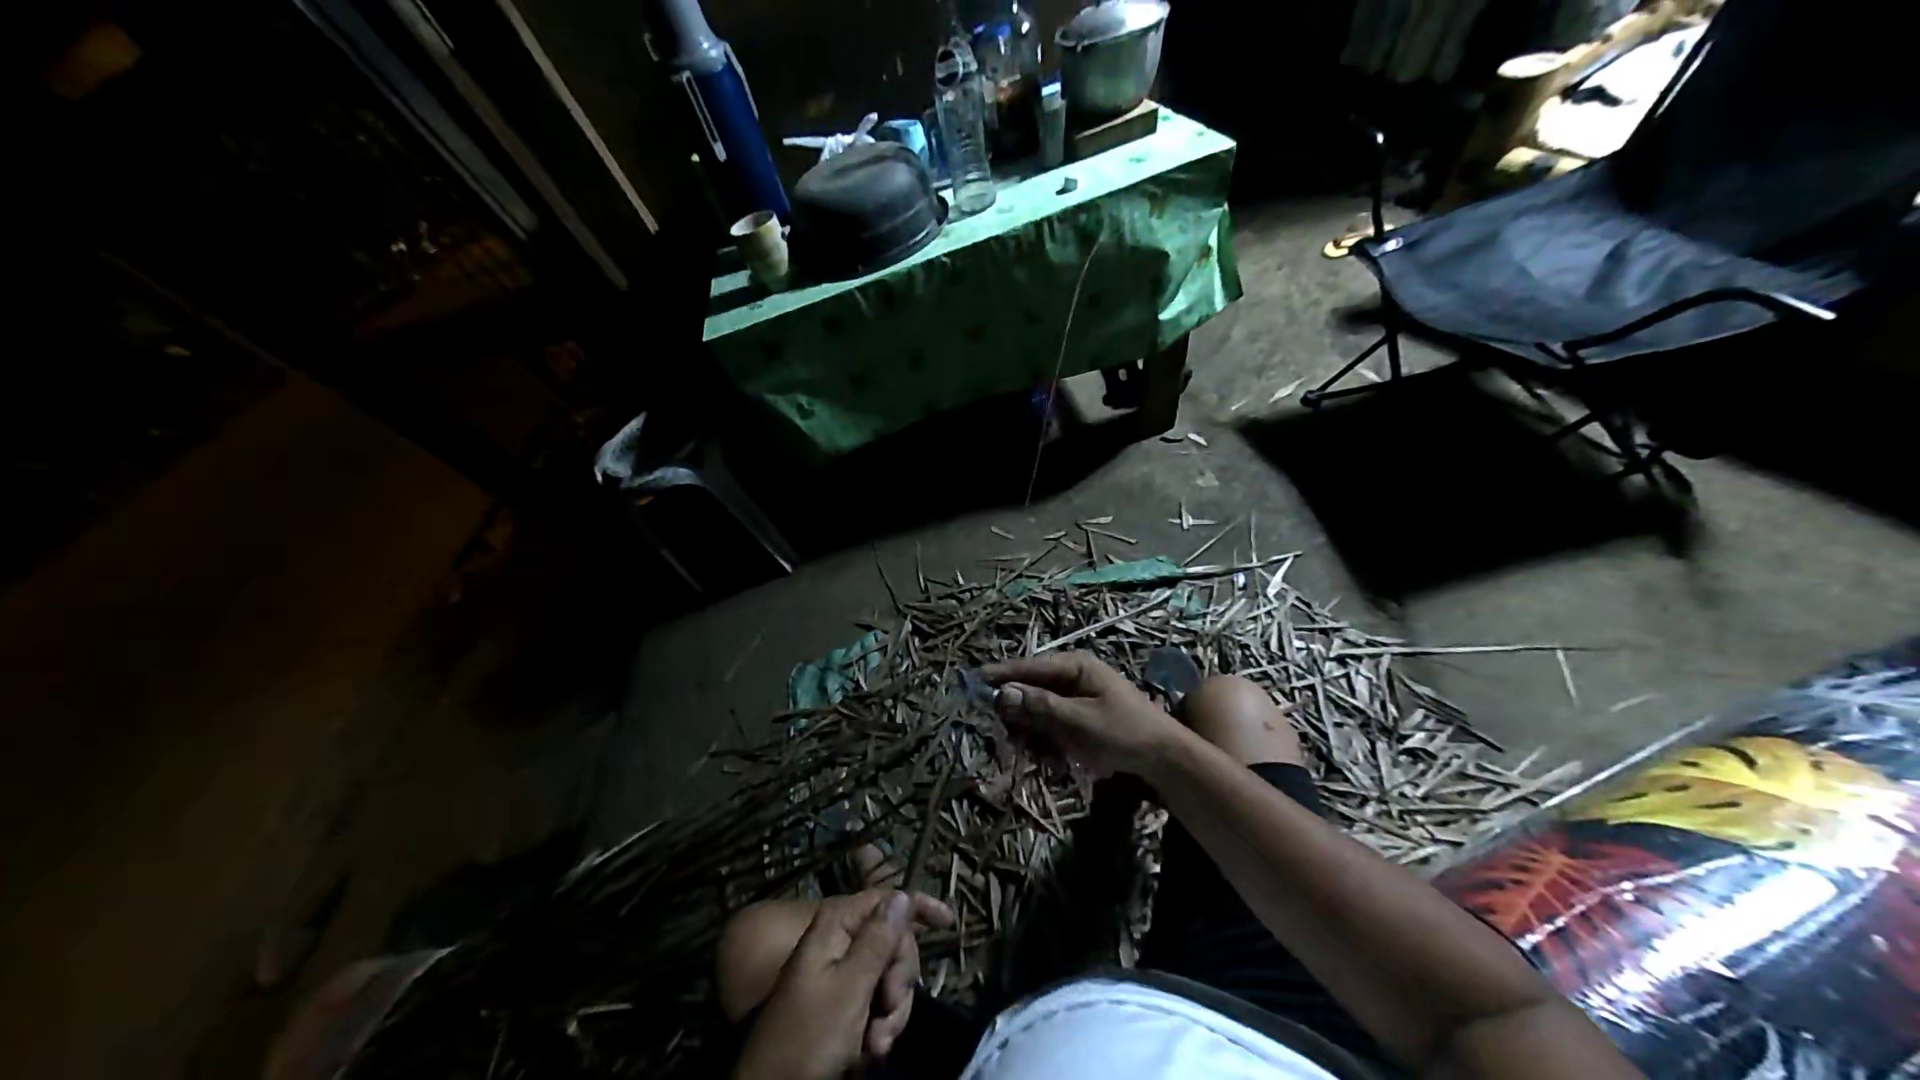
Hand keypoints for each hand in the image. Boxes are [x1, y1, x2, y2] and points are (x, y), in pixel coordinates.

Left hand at [734, 890, 952, 1079]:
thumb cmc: (809, 1036)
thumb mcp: (850, 989)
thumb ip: (878, 940)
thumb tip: (902, 895)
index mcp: (837, 924)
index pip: (886, 899)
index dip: (919, 907)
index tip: (949, 923)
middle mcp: (841, 938)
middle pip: (895, 941)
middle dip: (900, 981)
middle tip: (888, 1009)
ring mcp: (842, 970)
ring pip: (891, 976)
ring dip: (893, 1011)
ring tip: (876, 1042)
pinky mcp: (844, 999)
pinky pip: (879, 1000)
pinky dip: (882, 1024)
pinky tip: (871, 1048)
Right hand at [982, 652, 1185, 777]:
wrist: (1164, 757)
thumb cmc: (1124, 732)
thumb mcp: (1080, 720)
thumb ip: (1041, 707)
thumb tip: (1004, 694)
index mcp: (1076, 667)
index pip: (1030, 666)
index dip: (1002, 674)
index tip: (975, 680)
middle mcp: (1074, 677)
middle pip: (1031, 688)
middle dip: (1017, 712)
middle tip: (1004, 733)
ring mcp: (1077, 698)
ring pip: (1039, 710)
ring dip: (1032, 731)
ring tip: (1033, 753)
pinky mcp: (1080, 718)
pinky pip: (1052, 724)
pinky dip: (1047, 740)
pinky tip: (1051, 759)